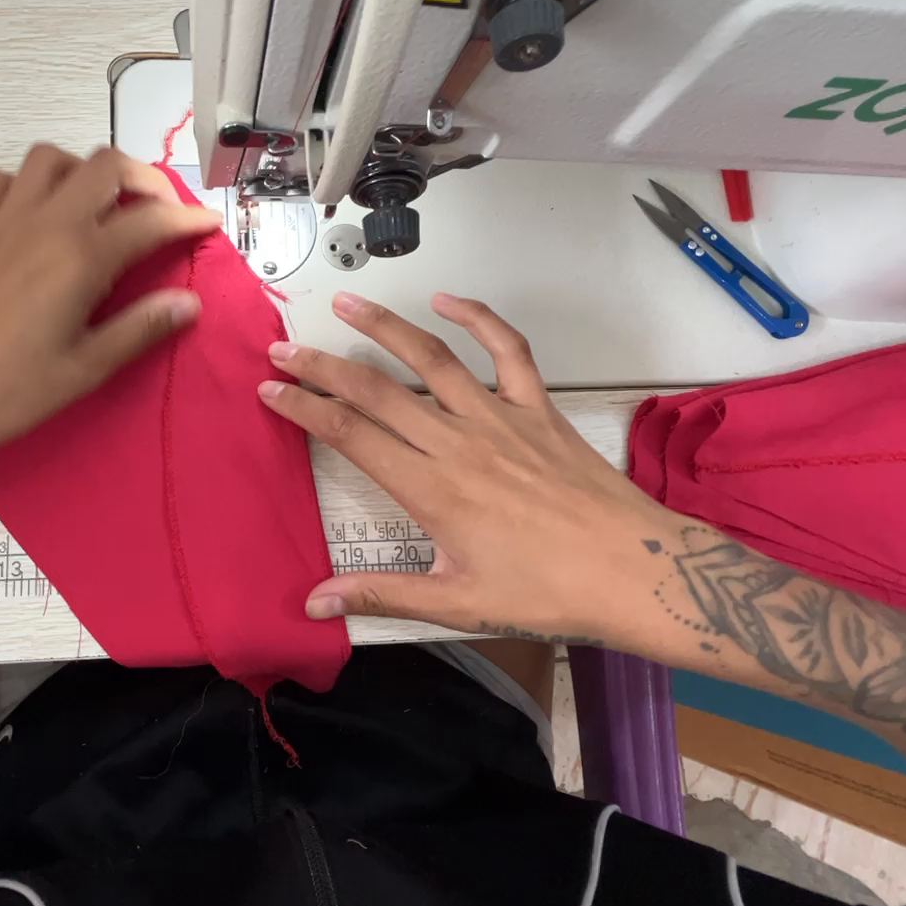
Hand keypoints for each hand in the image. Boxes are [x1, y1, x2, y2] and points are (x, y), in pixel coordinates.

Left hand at [0, 146, 220, 490]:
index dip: (187, 219)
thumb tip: (189, 303)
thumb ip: (141, 328)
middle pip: (105, 164)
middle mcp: (45, 224)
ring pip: (52, 159)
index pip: (149, 220)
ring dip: (86, 171)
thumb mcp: (86, 368)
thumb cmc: (7, 392)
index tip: (209, 225)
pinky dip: (28, 184)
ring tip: (104, 209)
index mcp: (80, 257)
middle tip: (161, 214)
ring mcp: (3, 221)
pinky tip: (40, 217)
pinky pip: (1, 180)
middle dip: (144, 179)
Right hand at [257, 293, 679, 642]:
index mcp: (430, 489)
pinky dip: (479, 319)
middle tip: (283, 346)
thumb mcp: (457, 604)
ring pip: (431, 359)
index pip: (350, 435)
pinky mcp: (537, 408)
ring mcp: (499, 417)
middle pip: (375, 391)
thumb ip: (381, 594)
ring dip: (385, 327)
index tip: (270, 389)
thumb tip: (313, 602)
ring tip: (348, 304)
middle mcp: (456, 442)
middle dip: (322, 366)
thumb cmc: (545, 593)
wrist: (635, 572)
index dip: (303, 408)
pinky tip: (448, 301)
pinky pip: (508, 351)